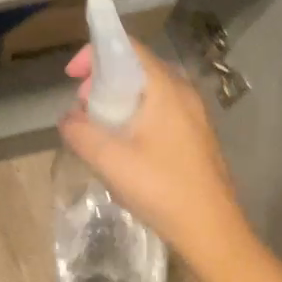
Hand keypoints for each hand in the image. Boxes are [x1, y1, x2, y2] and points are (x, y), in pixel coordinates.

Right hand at [61, 38, 252, 263]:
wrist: (213, 233)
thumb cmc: (162, 189)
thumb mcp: (110, 160)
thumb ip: (80, 132)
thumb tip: (68, 118)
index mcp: (165, 88)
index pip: (128, 47)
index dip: (95, 53)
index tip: (71, 76)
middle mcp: (184, 93)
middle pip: (137, 68)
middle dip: (103, 80)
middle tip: (83, 108)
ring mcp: (195, 116)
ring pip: (149, 92)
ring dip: (119, 101)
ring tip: (100, 129)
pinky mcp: (197, 137)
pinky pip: (161, 111)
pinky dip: (137, 116)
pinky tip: (125, 148)